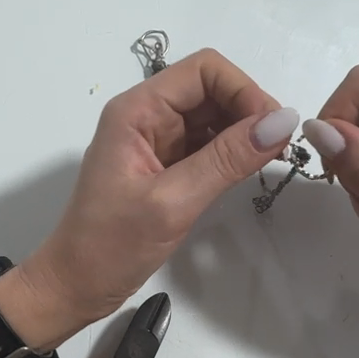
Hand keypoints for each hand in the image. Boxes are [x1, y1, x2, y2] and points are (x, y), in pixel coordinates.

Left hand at [4, 50, 298, 343]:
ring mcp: (156, 142)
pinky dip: (232, 153)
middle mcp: (147, 117)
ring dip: (244, 133)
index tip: (271, 129)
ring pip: (213, 117)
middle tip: (278, 149)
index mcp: (137, 111)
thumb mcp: (173, 202)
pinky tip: (247, 172)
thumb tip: (284, 121)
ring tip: (269, 161)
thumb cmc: (110, 246)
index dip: (243, 90)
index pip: (203, 70)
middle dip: (248, 110)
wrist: (74, 287)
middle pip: (211, 89)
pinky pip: (207, 145)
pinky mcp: (166, 167)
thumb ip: (227, 159)